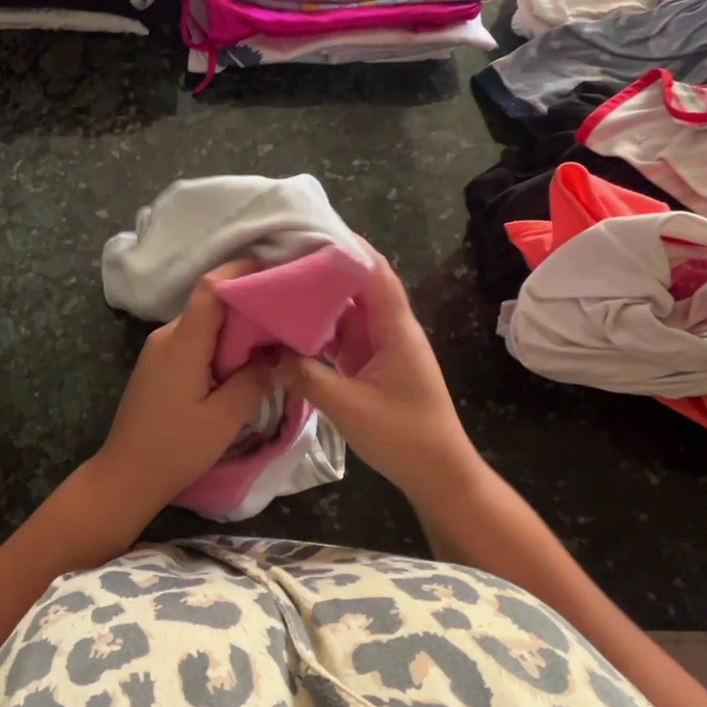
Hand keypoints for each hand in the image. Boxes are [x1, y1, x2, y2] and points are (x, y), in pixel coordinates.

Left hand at [93, 260, 275, 509]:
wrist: (127, 475)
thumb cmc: (175, 448)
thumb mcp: (224, 419)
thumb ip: (254, 381)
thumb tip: (278, 356)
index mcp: (181, 343)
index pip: (209, 289)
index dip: (239, 272)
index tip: (274, 269)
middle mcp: (166, 337)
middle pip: (208, 304)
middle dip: (246, 302)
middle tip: (286, 308)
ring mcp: (159, 351)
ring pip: (202, 323)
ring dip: (234, 326)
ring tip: (273, 334)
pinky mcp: (159, 365)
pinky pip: (193, 340)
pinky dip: (219, 343)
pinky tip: (243, 358)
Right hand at [276, 237, 479, 491]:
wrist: (439, 477)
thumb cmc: (404, 437)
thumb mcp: (348, 407)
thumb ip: (304, 376)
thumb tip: (266, 352)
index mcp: (396, 330)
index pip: (375, 273)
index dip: (348, 247)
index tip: (313, 228)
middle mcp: (389, 330)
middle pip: (356, 286)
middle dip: (323, 268)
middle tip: (282, 254)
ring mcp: (380, 348)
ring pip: (345, 311)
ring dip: (316, 299)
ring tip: (277, 282)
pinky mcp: (370, 366)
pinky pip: (340, 336)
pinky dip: (316, 328)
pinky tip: (287, 323)